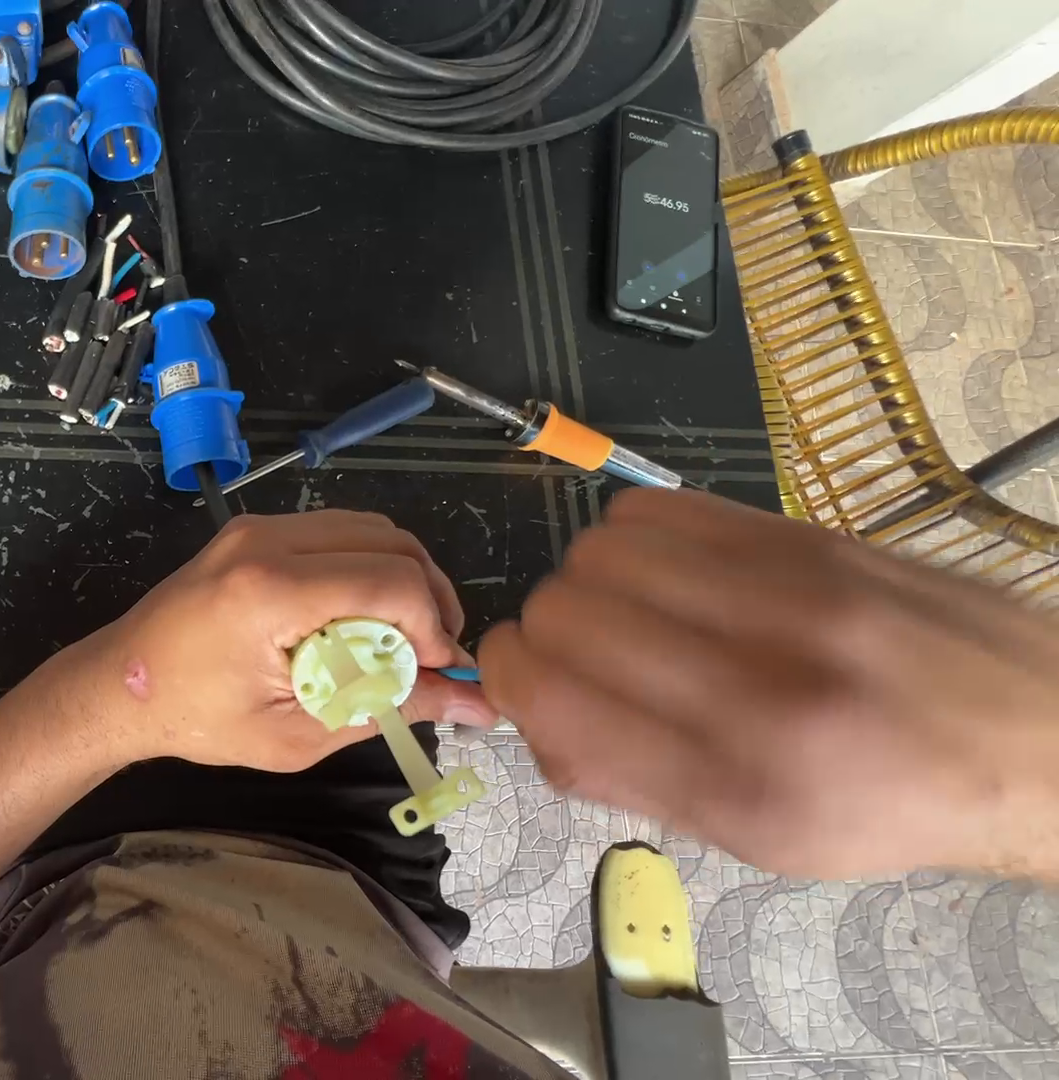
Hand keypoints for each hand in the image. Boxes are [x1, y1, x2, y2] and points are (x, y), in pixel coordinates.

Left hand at [34, 510, 497, 773]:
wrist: (119, 684)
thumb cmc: (196, 719)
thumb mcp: (296, 731)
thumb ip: (388, 707)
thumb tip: (473, 702)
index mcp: (270, 590)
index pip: (393, 580)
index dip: (434, 628)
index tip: (436, 673)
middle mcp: (264, 541)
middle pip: (391, 543)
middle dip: (429, 598)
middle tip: (428, 656)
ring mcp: (254, 527)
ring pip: (367, 529)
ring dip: (399, 578)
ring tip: (399, 637)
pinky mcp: (250, 531)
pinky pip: (333, 531)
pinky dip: (363, 565)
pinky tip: (358, 613)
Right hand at [478, 489, 1058, 880]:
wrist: (1054, 742)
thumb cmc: (879, 803)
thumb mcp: (743, 835)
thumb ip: (611, 773)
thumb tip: (522, 700)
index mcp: (732, 784)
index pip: (541, 688)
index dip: (505, 673)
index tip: (525, 676)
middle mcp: (760, 690)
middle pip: (558, 609)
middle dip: (546, 630)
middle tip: (586, 650)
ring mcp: (793, 600)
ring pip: (595, 551)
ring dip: (589, 580)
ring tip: (634, 607)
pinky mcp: (810, 538)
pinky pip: (652, 507)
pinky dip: (634, 536)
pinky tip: (669, 570)